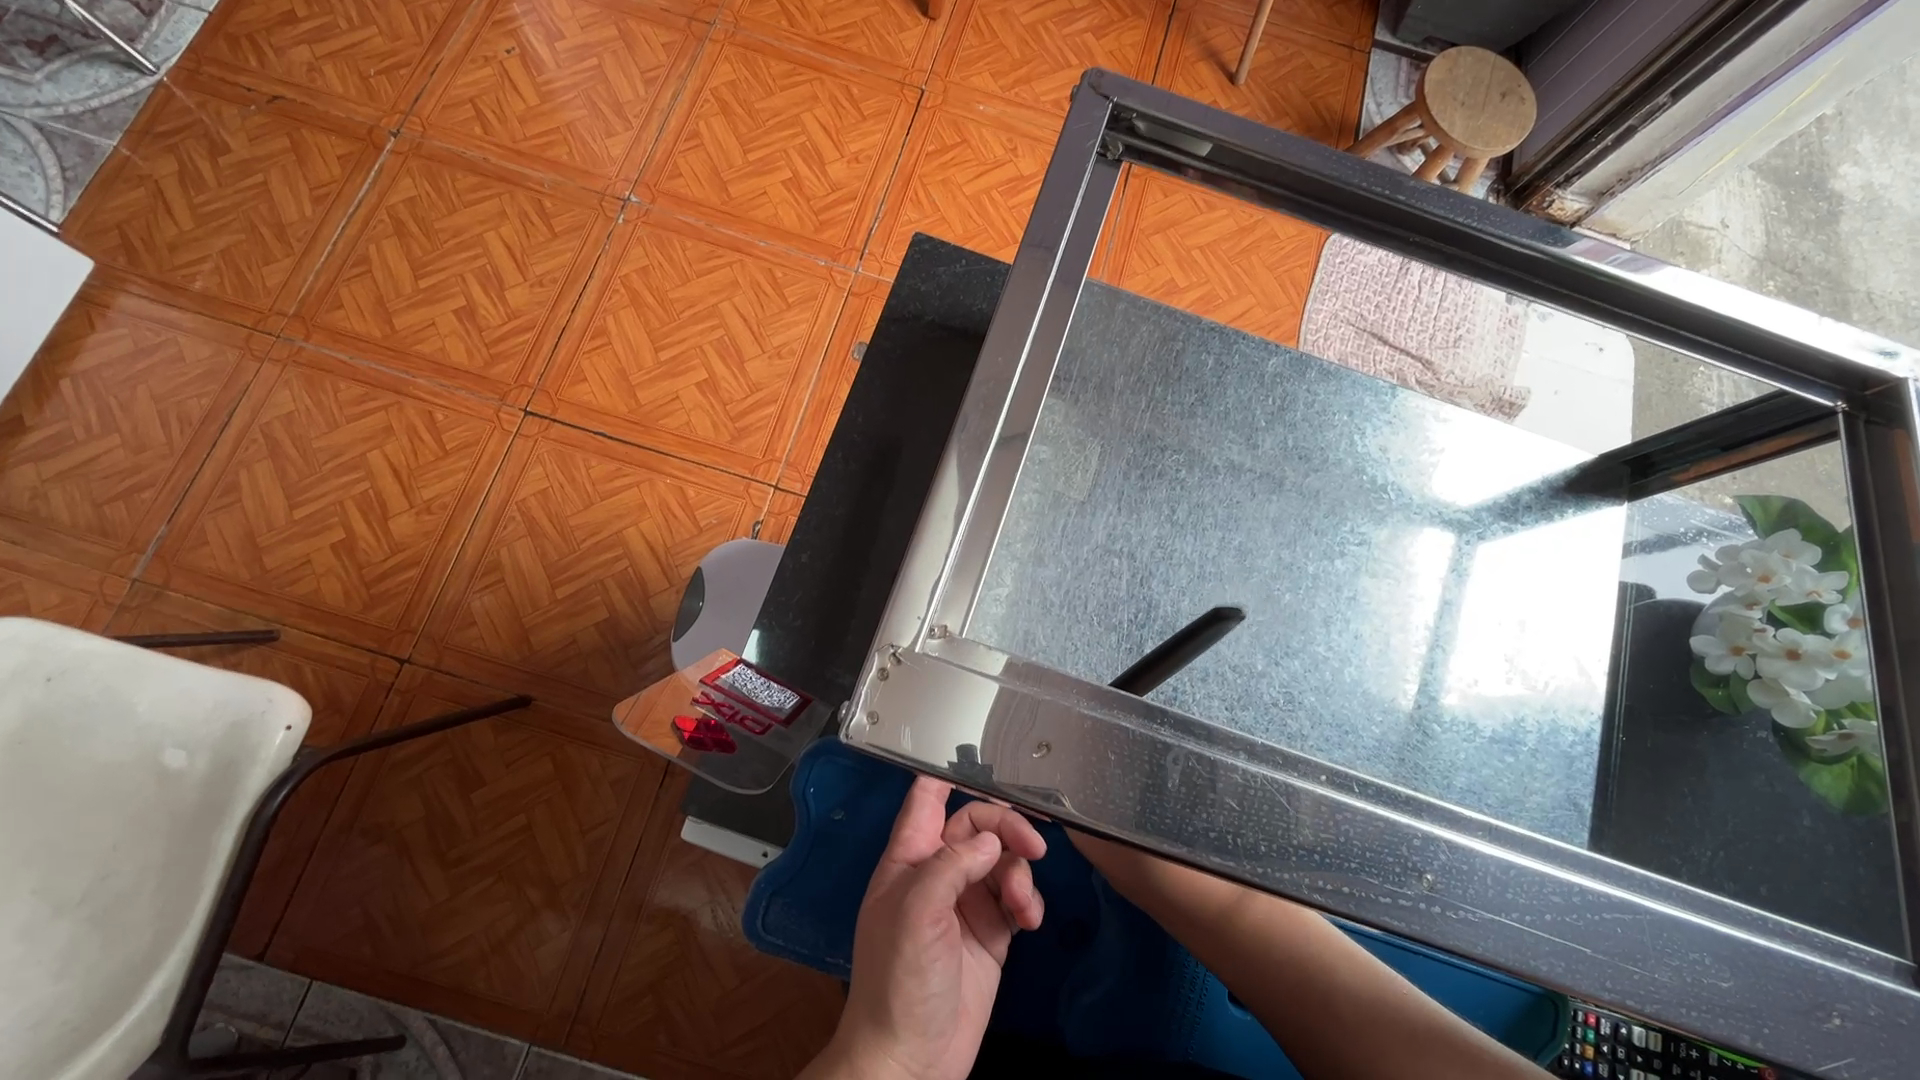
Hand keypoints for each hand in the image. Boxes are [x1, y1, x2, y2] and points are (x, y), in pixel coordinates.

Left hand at [804, 776, 1046, 1079]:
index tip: (990, 766)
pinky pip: (1018, 898)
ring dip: (1022, 873)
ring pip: (1004, 861)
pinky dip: (1030, 901)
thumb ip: (951, 866)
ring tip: (1024, 907)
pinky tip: (1030, 921)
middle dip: (1007, 828)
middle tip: (1034, 844)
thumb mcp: (915, 915)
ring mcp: (966, 903)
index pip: (926, 799)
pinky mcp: (991, 933)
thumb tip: (990, 841)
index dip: (951, 775)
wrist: (911, 1060)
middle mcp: (938, 874)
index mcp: (908, 860)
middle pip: (977, 825)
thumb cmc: (897, 984)